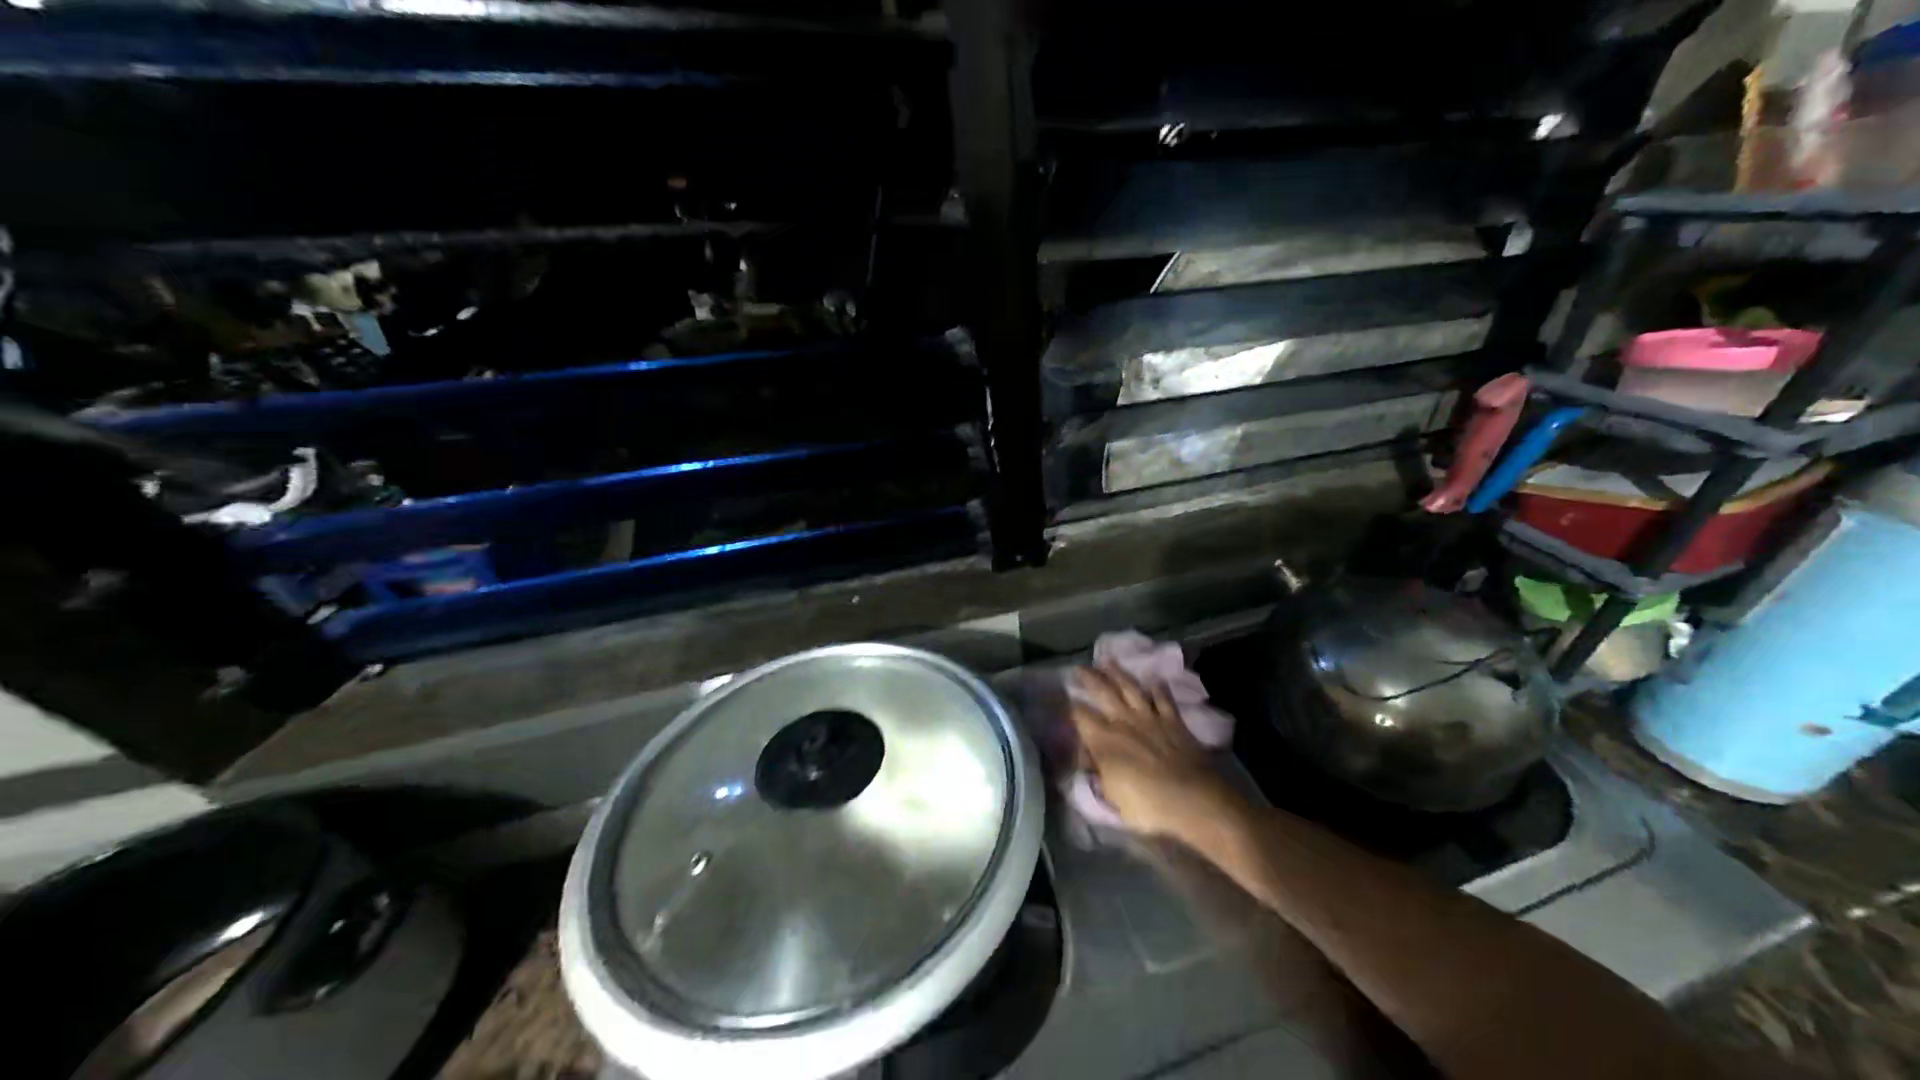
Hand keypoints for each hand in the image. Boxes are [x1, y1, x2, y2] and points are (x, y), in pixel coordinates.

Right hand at [1069, 666, 1246, 840]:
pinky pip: (1164, 699)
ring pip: (1131, 689)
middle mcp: (1124, 722)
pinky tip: (1154, 679)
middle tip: (1079, 667)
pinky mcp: (1174, 721)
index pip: (1080, 716)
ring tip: (1108, 661)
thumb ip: (1097, 773)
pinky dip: (1158, 688)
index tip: (1063, 697)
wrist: (1192, 798)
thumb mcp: (1111, 797)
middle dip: (1089, 679)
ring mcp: (1150, 718)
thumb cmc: (1147, 805)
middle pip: (1103, 692)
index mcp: (1104, 740)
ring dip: (1119, 674)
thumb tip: (1086, 758)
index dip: (1070, 706)